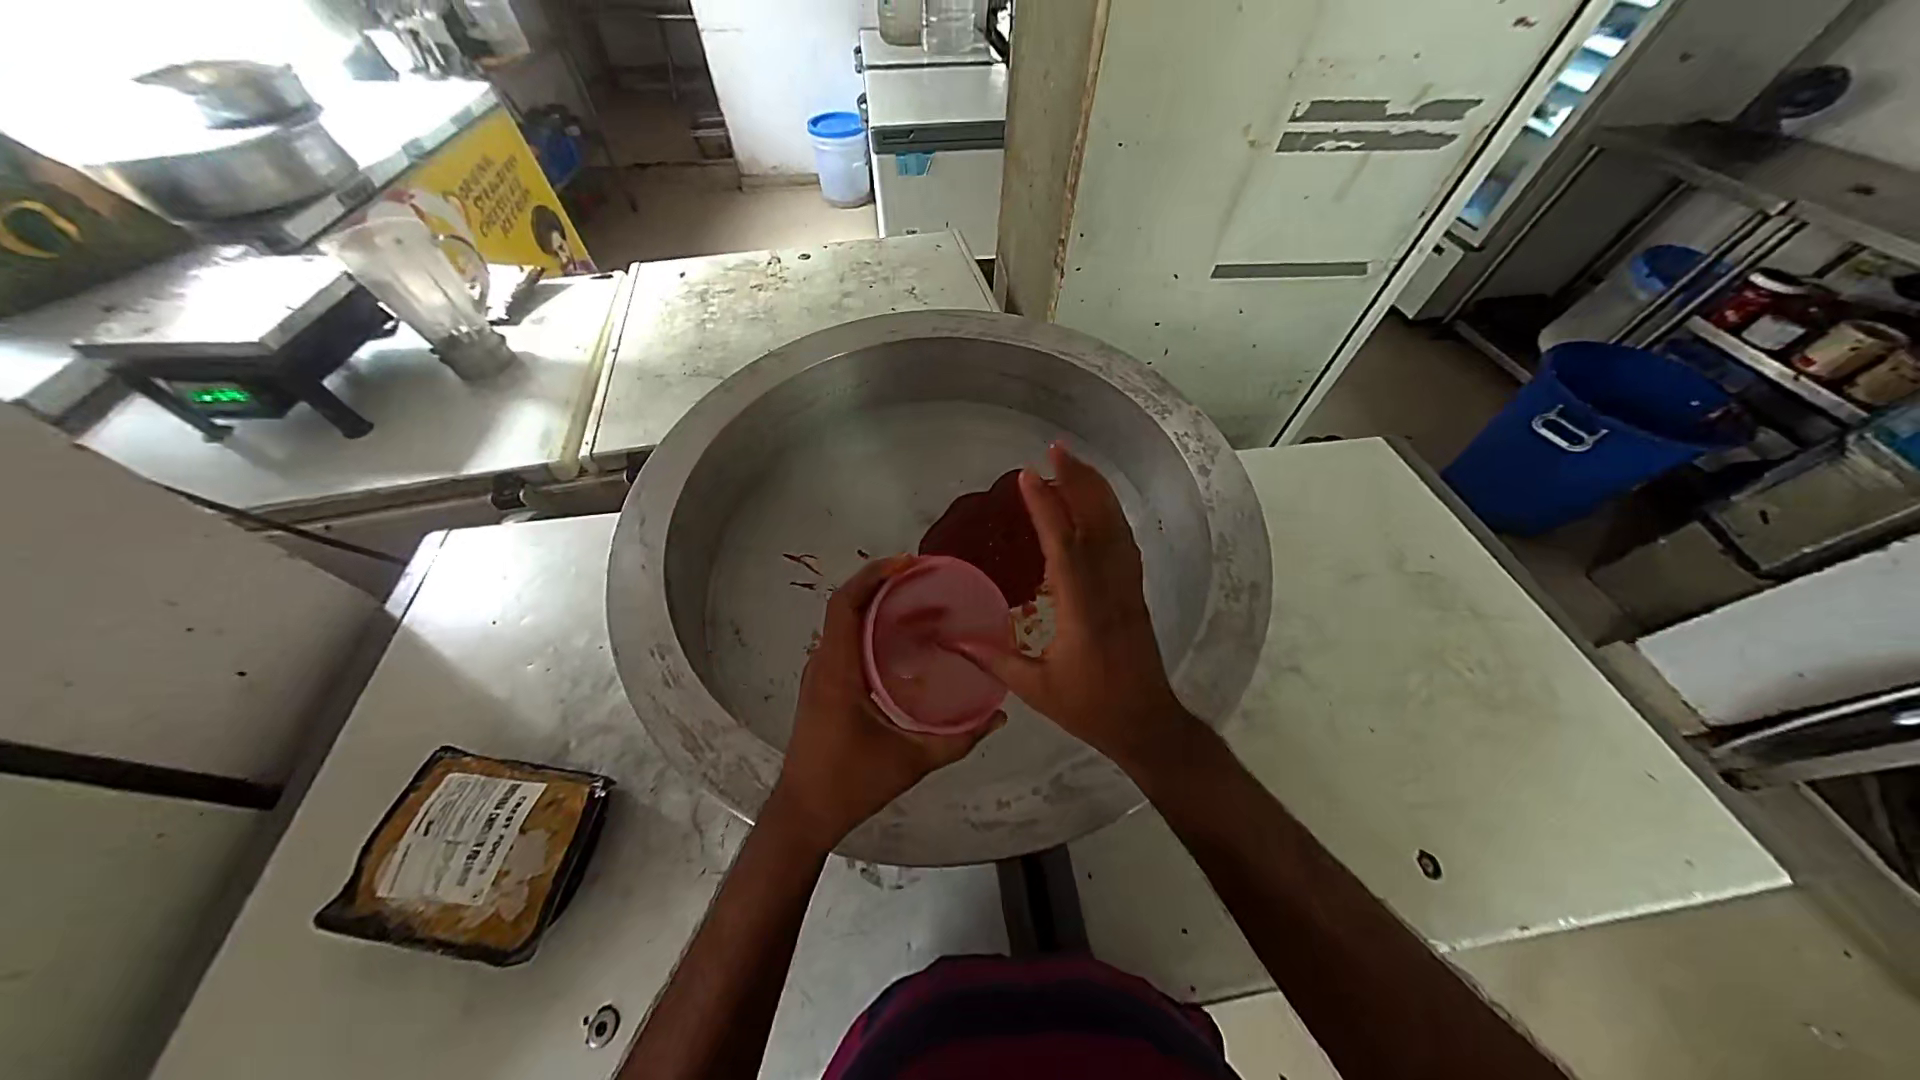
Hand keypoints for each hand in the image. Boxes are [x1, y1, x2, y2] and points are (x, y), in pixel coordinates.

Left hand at [768, 556, 1003, 852]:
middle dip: (883, 585)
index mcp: (837, 672)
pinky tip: (902, 643)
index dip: (872, 576)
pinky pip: (844, 642)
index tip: (907, 563)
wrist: (804, 812)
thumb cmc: (850, 784)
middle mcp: (823, 664)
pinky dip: (870, 629)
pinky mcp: (822, 686)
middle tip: (925, 580)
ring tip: (920, 605)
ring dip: (877, 607)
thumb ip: (958, 739)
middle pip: (846, 606)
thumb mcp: (911, 762)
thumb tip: (998, 717)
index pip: (844, 605)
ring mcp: (819, 674)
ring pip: (844, 624)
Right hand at [948, 444, 1199, 772]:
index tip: (1028, 476)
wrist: (1147, 724)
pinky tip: (1097, 504)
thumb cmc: (1091, 709)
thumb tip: (952, 639)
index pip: (1063, 548)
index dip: (1046, 509)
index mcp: (1083, 611)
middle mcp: (1109, 590)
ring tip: (1074, 464)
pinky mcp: (1134, 593)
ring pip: (1116, 528)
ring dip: (1096, 491)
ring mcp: (1127, 588)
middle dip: (1078, 481)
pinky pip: (1125, 543)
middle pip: (1098, 524)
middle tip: (1057, 449)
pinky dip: (1110, 514)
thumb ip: (994, 659)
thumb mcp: (1036, 689)